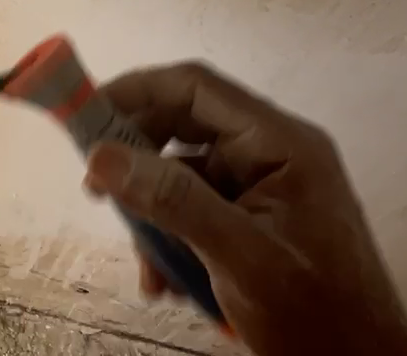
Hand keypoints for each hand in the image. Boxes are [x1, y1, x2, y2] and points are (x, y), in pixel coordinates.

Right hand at [84, 62, 406, 355]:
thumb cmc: (319, 318)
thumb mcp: (241, 258)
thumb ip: (172, 201)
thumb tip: (99, 155)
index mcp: (280, 142)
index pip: (195, 87)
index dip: (137, 90)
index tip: (87, 114)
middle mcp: (272, 151)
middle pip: (184, 124)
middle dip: (137, 157)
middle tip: (97, 187)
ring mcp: (264, 185)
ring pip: (183, 170)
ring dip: (153, 211)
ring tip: (146, 261)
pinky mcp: (255, 219)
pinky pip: (196, 206)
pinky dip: (172, 236)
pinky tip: (167, 279)